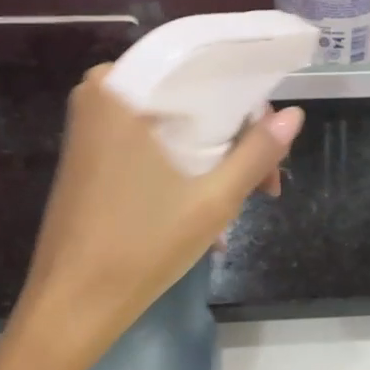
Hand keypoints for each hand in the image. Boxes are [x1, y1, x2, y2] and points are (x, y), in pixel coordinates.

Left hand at [17, 65, 304, 369]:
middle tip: (264, 190)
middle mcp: (102, 94)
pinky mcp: (88, 158)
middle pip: (188, 102)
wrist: (75, 301)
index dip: (249, 102)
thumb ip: (256, 154)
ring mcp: (91, 127)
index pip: (202, 67)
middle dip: (232, 143)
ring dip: (209, 165)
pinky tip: (203, 215)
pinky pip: (147, 148)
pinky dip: (179, 173)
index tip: (274, 147)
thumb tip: (294, 116)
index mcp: (125, 88)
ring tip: (235, 212)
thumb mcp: (213, 200)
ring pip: (170, 129)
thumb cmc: (143, 246)